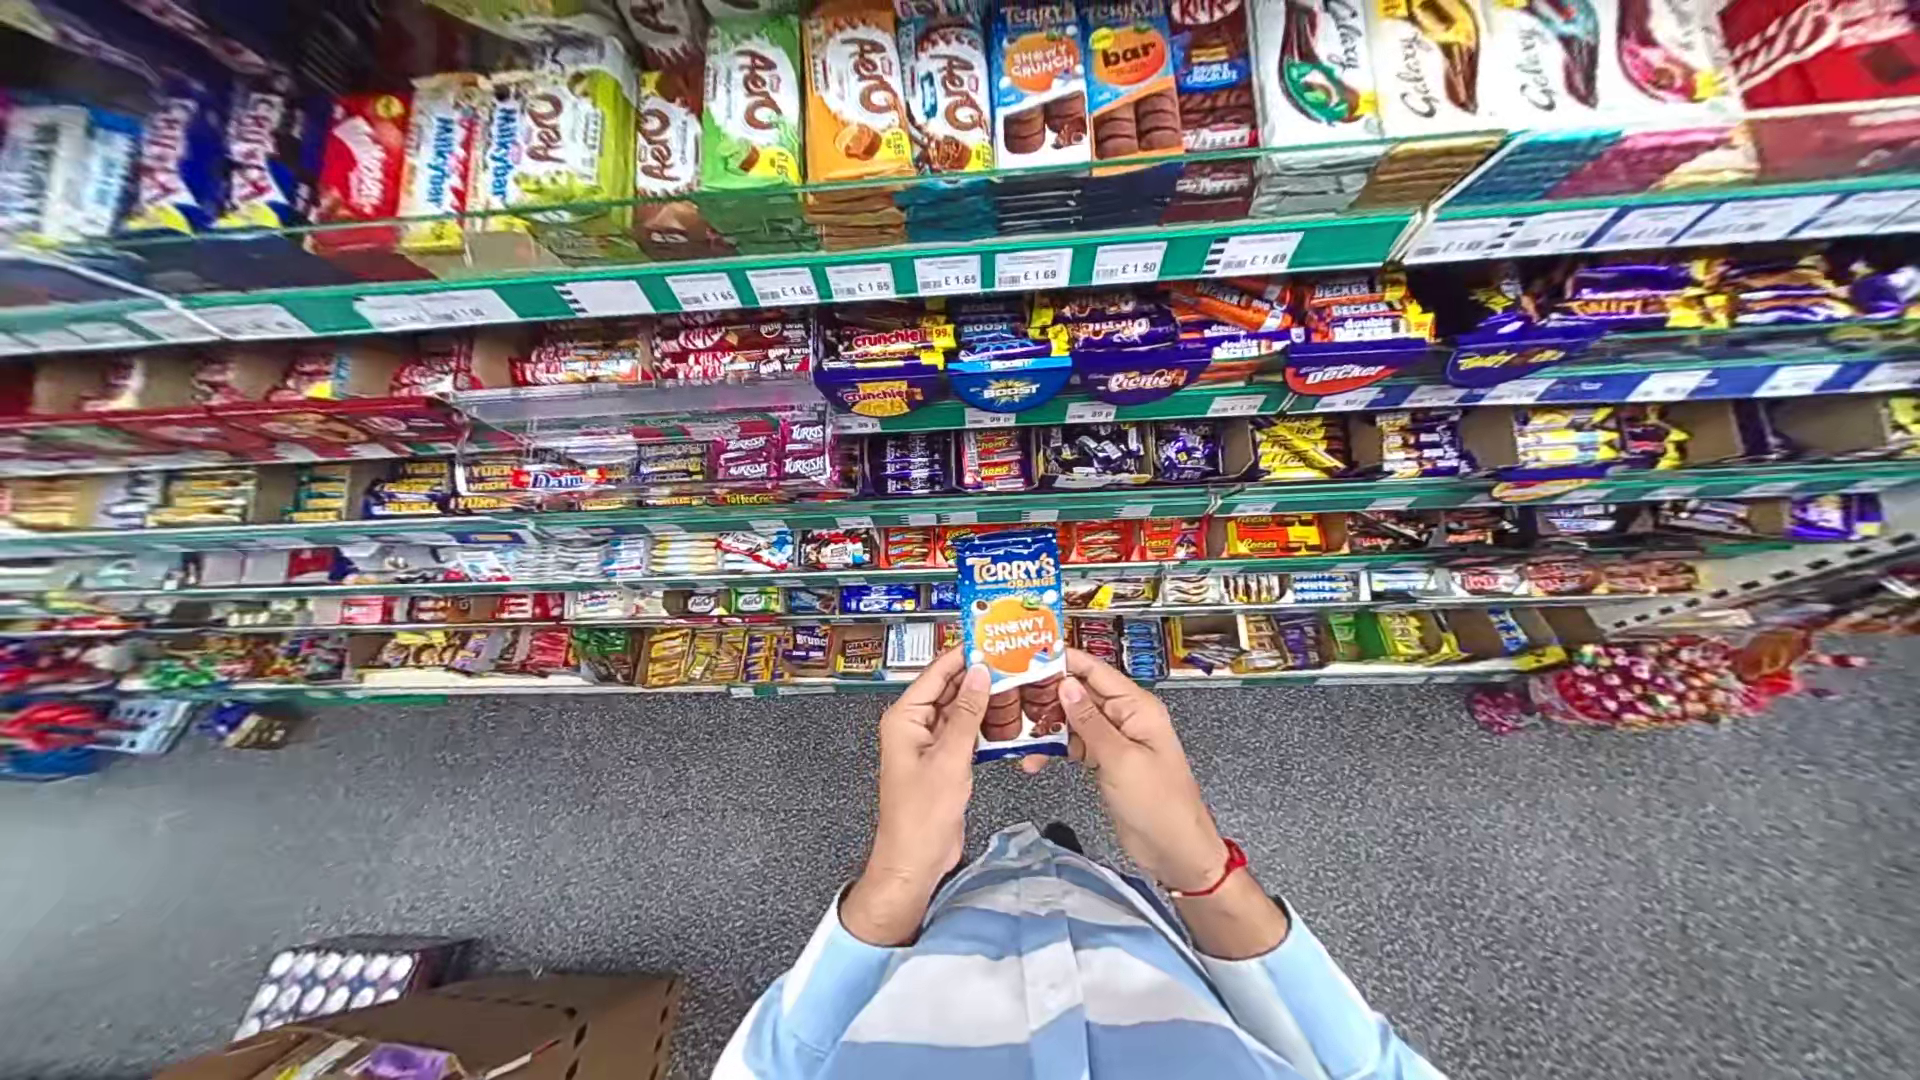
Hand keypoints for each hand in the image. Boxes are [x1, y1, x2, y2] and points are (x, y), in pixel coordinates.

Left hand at [843, 649, 989, 945]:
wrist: (916, 860)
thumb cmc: (922, 815)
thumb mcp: (950, 758)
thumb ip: (967, 714)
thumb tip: (979, 674)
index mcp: (905, 717)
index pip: (936, 673)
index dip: (961, 655)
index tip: (987, 640)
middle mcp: (914, 723)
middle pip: (948, 688)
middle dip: (977, 676)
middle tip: (1010, 661)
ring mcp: (930, 741)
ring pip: (960, 709)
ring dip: (983, 700)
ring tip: (1013, 684)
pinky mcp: (944, 757)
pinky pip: (965, 730)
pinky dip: (983, 724)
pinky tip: (1005, 718)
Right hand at [1022, 648, 1228, 892]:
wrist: (1175, 853)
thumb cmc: (1158, 804)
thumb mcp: (1120, 759)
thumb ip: (1089, 721)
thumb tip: (1066, 684)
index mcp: (1136, 706)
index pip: (1095, 670)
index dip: (1064, 660)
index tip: (1030, 656)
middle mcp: (1123, 716)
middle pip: (1079, 693)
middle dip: (1047, 696)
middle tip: (1014, 699)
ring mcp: (1113, 738)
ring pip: (1072, 720)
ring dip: (1047, 728)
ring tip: (1021, 737)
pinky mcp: (1104, 759)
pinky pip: (1074, 744)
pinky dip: (1055, 750)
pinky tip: (1034, 759)